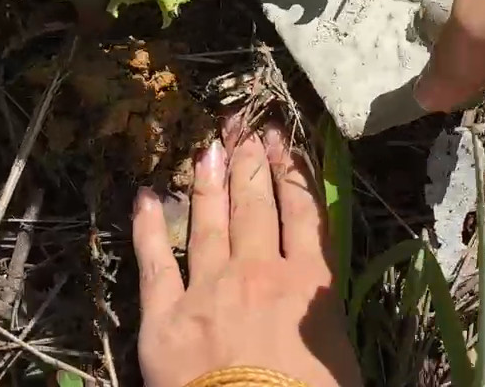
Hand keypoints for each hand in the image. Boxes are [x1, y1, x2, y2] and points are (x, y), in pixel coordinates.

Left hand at [132, 120, 359, 386]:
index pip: (302, 212)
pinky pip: (155, 264)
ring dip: (208, 181)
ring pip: (210, 222)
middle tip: (243, 129)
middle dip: (249, 164)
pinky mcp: (165, 318)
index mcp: (307, 282)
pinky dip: (149, 228)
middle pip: (255, 206)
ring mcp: (209, 289)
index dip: (291, 171)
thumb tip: (320, 288)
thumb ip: (325, 309)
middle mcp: (258, 271)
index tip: (281, 140)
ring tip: (207, 147)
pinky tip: (145, 197)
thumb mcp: (339, 356)